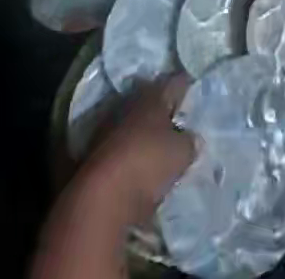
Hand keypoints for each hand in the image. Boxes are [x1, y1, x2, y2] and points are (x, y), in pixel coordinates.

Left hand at [72, 74, 194, 214]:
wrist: (97, 202)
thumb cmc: (147, 164)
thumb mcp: (183, 152)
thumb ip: (189, 139)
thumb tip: (188, 137)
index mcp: (153, 96)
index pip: (176, 82)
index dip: (187, 87)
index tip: (194, 94)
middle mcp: (128, 105)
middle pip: (150, 101)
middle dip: (162, 109)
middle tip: (178, 120)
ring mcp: (106, 130)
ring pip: (131, 124)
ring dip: (143, 132)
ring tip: (159, 145)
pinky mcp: (90, 157)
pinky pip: (118, 147)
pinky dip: (128, 152)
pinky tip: (139, 164)